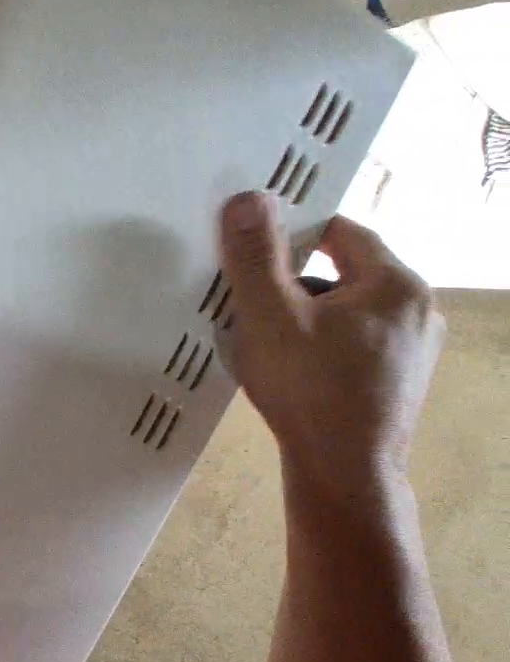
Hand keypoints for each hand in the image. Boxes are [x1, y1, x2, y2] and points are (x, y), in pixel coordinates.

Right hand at [217, 191, 444, 495]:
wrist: (344, 463)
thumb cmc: (307, 384)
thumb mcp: (268, 314)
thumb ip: (256, 257)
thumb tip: (250, 198)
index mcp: (396, 283)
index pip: (342, 231)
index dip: (291, 234)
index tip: (249, 250)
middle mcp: (417, 307)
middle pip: (340, 271)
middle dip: (288, 280)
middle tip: (243, 301)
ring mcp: (413, 344)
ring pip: (343, 307)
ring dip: (299, 313)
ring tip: (259, 338)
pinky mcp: (399, 373)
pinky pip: (351, 338)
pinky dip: (315, 340)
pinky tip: (285, 364)